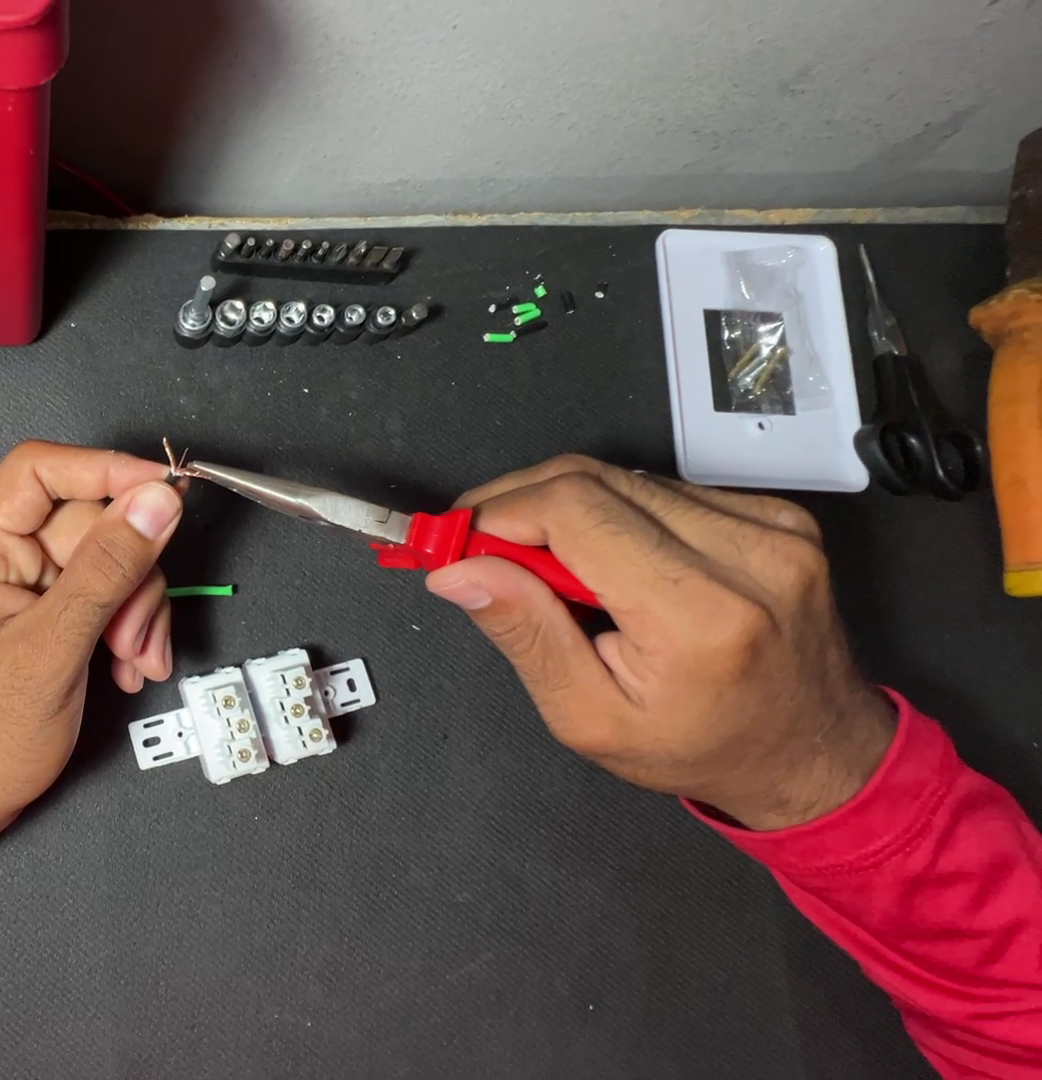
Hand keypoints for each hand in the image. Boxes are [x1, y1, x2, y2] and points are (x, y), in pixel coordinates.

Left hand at [0, 442, 182, 873]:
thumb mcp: (53, 650)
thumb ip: (107, 571)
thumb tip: (158, 500)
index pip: (38, 471)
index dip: (104, 469)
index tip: (166, 491)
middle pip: (87, 521)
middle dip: (129, 576)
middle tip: (135, 637)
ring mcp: (26, 580)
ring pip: (109, 556)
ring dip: (137, 608)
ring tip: (134, 660)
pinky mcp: (51, 605)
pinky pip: (108, 588)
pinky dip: (130, 623)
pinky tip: (128, 665)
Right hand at [422, 455, 895, 830]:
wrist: (814, 755)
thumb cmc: (694, 747)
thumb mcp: (586, 717)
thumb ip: (523, 634)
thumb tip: (456, 571)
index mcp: (698, 614)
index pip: (572, 509)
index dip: (496, 513)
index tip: (452, 541)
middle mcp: (746, 553)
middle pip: (588, 478)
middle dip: (512, 504)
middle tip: (475, 545)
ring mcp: (769, 527)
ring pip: (617, 476)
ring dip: (555, 507)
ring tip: (537, 561)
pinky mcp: (774, 516)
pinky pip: (654, 488)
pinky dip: (605, 511)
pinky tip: (598, 555)